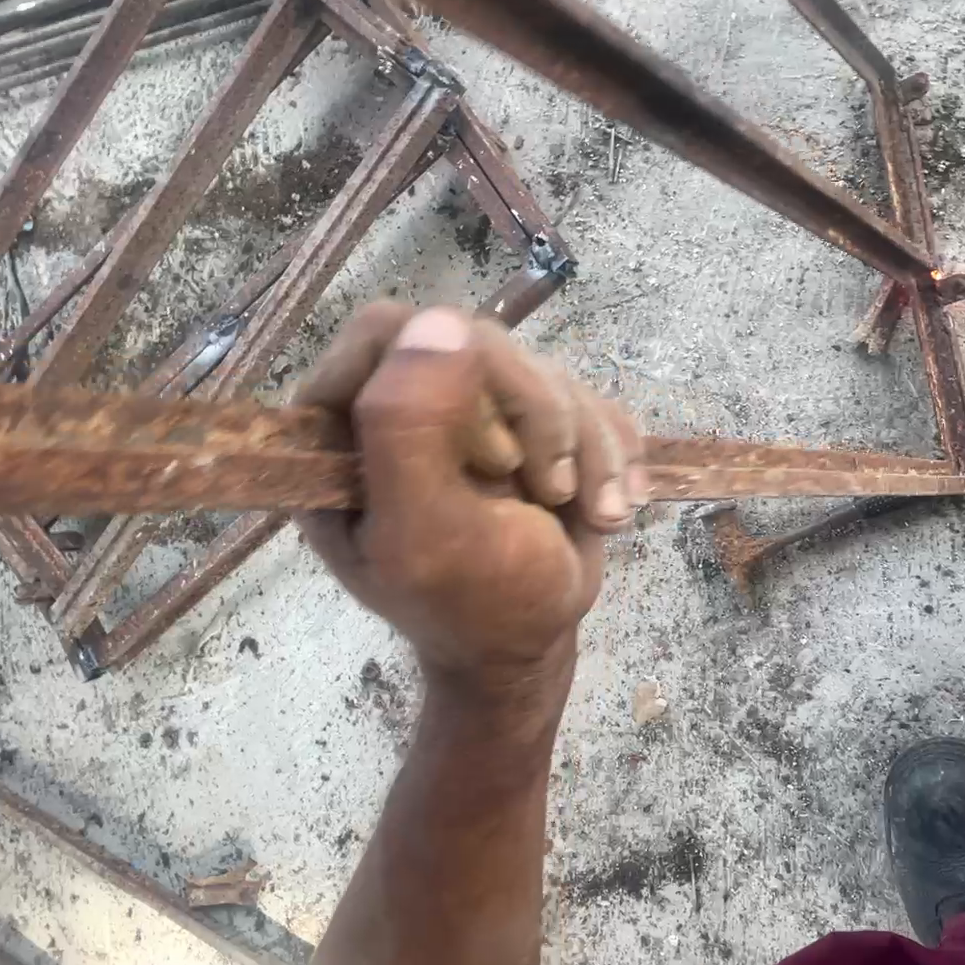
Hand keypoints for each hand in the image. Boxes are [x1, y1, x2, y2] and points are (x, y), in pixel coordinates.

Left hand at [293, 303, 644, 684]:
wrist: (535, 643)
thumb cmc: (474, 607)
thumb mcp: (428, 534)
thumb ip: (409, 430)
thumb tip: (439, 321)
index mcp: (347, 428)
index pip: (389, 332)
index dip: (453, 378)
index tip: (491, 460)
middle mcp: (412, 407)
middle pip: (486, 343)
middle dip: (541, 421)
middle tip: (550, 493)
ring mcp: (483, 413)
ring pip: (550, 373)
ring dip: (590, 449)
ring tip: (598, 513)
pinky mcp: (541, 426)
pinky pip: (594, 400)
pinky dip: (618, 452)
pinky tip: (615, 503)